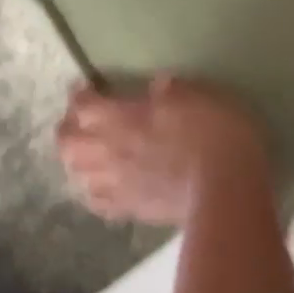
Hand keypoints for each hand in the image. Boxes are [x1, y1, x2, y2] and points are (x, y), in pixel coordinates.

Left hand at [58, 75, 269, 226]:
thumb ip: (173, 89)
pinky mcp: (126, 208)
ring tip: (93, 152)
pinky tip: (108, 185)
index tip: (88, 85)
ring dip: (79, 158)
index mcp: (120, 119)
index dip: (82, 93)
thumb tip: (156, 85)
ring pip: (76, 171)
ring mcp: (112, 184)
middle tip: (85, 119)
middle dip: (71, 127)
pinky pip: (97, 199)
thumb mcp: (202, 98)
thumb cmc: (215, 135)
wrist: (226, 188)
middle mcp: (104, 151)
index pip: (85, 104)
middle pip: (67, 140)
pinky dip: (96, 189)